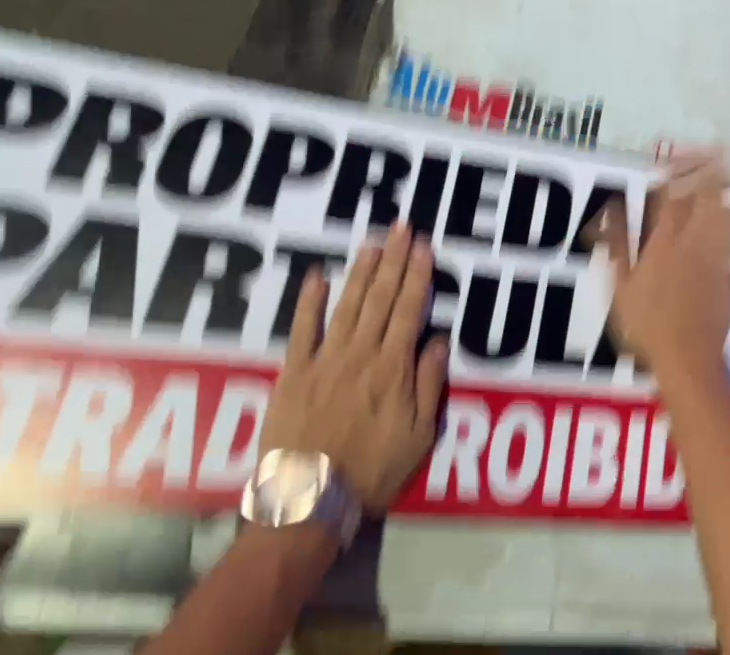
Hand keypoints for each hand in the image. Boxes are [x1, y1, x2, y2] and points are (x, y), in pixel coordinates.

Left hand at [259, 222, 450, 511]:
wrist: (307, 501)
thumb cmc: (372, 471)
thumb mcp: (419, 435)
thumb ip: (429, 384)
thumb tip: (436, 341)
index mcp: (393, 369)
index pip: (410, 310)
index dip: (418, 275)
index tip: (423, 246)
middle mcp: (360, 355)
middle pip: (381, 298)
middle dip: (394, 260)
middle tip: (402, 228)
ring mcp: (324, 361)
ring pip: (347, 306)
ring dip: (361, 271)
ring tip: (373, 243)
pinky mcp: (293, 374)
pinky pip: (301, 331)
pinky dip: (308, 303)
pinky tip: (316, 278)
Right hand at [600, 154, 729, 375]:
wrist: (688, 357)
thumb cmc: (647, 326)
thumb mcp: (621, 287)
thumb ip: (618, 245)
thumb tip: (613, 213)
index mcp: (663, 244)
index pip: (671, 196)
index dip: (673, 171)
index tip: (671, 156)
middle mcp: (693, 243)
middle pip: (705, 196)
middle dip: (709, 169)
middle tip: (712, 150)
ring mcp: (716, 256)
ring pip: (724, 210)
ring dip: (724, 187)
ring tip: (724, 167)